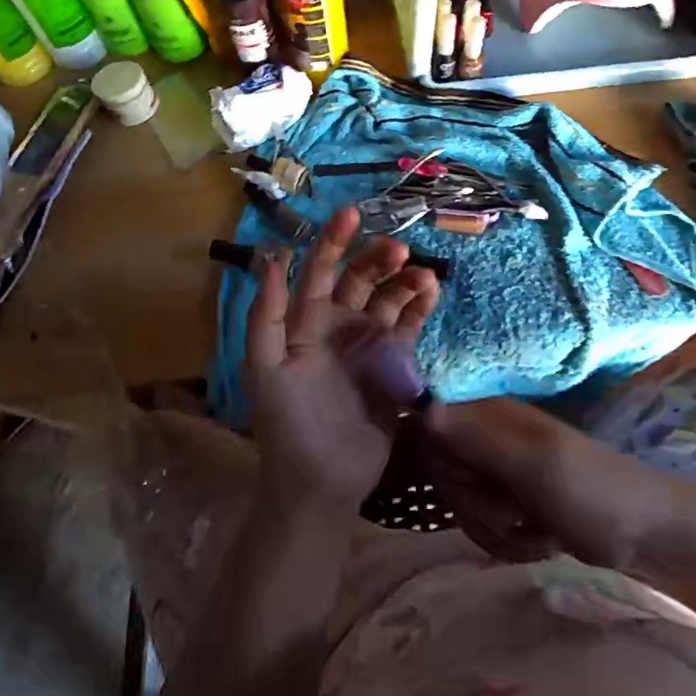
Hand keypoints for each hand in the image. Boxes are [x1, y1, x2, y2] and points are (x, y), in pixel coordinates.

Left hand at [247, 207, 440, 515]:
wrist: (321, 482)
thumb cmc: (287, 424)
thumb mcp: (265, 368)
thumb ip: (266, 315)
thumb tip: (270, 258)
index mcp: (304, 321)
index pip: (318, 271)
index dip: (333, 242)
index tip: (352, 213)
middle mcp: (337, 325)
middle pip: (359, 279)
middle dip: (377, 258)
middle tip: (400, 250)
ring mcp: (367, 344)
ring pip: (388, 299)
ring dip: (404, 281)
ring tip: (423, 276)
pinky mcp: (392, 365)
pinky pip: (407, 328)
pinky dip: (419, 307)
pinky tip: (430, 293)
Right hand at [426, 396, 678, 569]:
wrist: (648, 534)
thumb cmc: (594, 491)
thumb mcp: (535, 465)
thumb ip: (479, 439)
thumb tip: (423, 408)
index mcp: (490, 412)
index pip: (430, 425)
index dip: (443, 461)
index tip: (470, 481)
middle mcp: (486, 434)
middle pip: (442, 471)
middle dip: (474, 504)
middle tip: (512, 512)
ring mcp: (497, 469)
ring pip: (459, 503)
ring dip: (494, 528)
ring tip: (534, 531)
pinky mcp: (506, 500)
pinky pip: (479, 524)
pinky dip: (506, 541)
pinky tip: (538, 542)